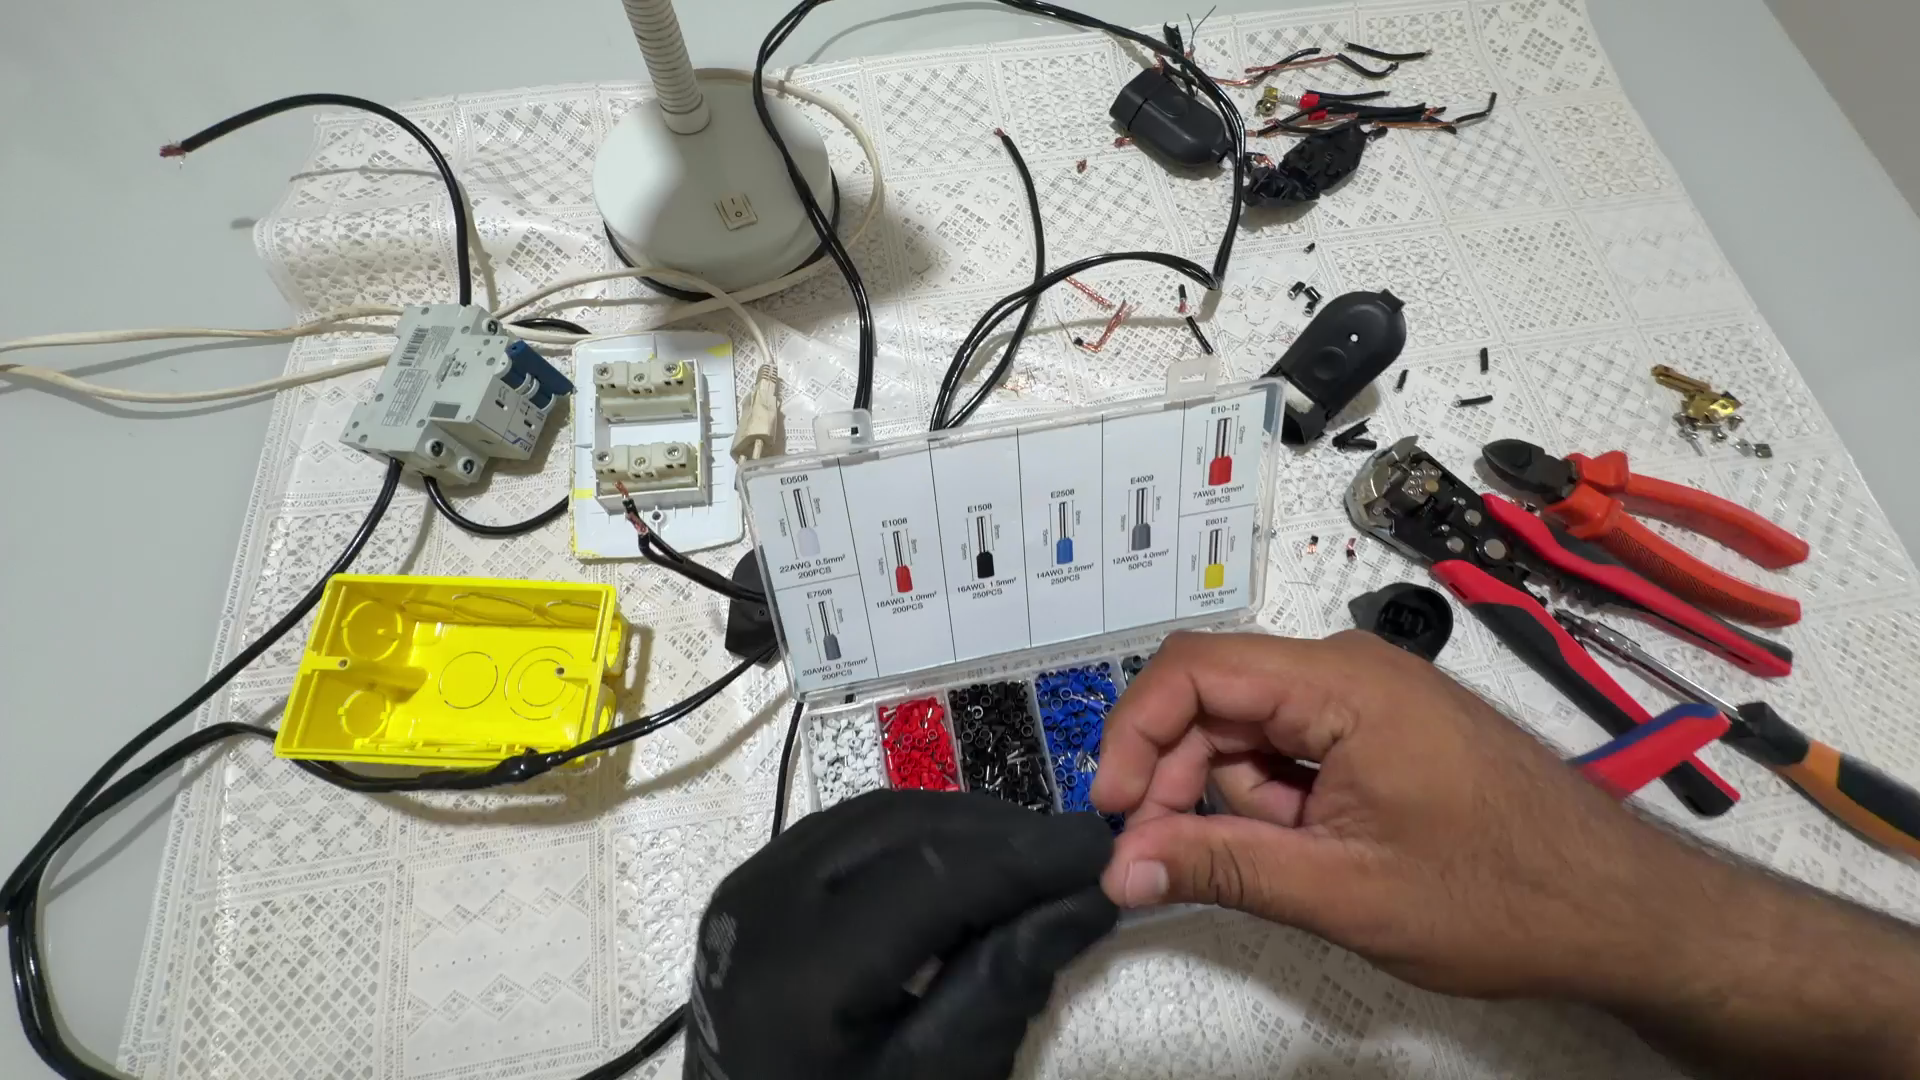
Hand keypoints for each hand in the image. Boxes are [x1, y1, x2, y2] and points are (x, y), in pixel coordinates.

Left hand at [684, 790, 1117, 1079]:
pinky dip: (917, 832)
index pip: (931, 878)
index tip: (1098, 846)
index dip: (1023, 854)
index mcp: (797, 974)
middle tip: (1069, 854)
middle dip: (999, 834)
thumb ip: (1007, 981)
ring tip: (1025, 857)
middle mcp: (760, 904)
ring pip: (879, 813)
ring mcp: (751, 879)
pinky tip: (961, 859)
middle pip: (904, 829)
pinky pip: (852, 826)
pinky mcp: (757, 873)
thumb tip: (1088, 895)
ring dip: (961, 826)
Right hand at [1091, 630, 1700, 998]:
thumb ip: (1220, 868)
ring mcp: (1357, 690)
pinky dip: (1270, 793)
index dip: (1136, 730)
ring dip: (1235, 795)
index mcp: (1338, 681)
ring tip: (1291, 858)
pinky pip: (1281, 741)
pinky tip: (1308, 839)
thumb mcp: (1344, 891)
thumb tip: (1120, 870)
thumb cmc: (1503, 899)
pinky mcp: (1367, 719)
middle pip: (1212, 699)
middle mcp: (1340, 665)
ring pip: (1242, 726)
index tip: (1114, 806)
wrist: (1636, 915)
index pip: (1195, 669)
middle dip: (1181, 776)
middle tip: (1171, 855)